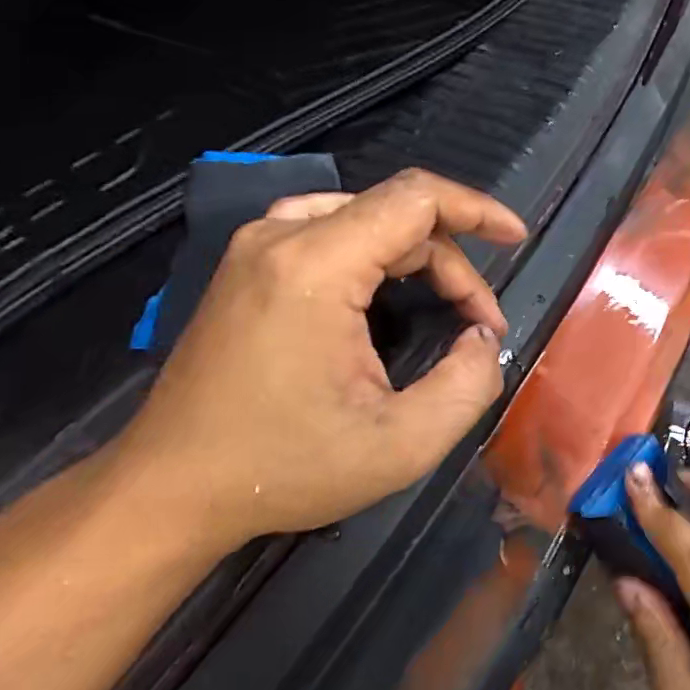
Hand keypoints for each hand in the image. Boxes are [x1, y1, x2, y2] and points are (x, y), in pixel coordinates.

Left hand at [102, 168, 526, 554]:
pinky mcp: (245, 271)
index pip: (416, 200)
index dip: (478, 210)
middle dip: (453, 263)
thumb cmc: (286, 467)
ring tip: (448, 306)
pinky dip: (378, 256)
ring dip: (419, 256)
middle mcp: (280, 240)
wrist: (172, 489)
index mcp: (316, 267)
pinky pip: (329, 234)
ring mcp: (255, 251)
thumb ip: (468, 384)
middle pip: (395, 213)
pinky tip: (391, 294)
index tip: (516, 239)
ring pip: (364, 219)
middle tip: (480, 327)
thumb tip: (482, 340)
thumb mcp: (404, 444)